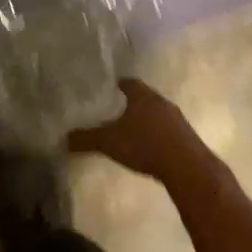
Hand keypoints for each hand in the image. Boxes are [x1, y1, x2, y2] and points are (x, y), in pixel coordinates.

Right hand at [68, 79, 202, 179]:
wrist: (188, 168)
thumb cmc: (145, 145)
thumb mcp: (109, 142)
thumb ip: (86, 138)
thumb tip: (63, 137)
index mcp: (142, 95)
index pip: (128, 82)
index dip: (117, 85)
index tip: (107, 89)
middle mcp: (161, 101)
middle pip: (144, 97)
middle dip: (131, 103)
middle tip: (115, 110)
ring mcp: (178, 119)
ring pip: (157, 114)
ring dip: (147, 120)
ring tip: (131, 130)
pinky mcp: (188, 138)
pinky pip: (169, 130)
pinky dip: (158, 135)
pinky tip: (150, 147)